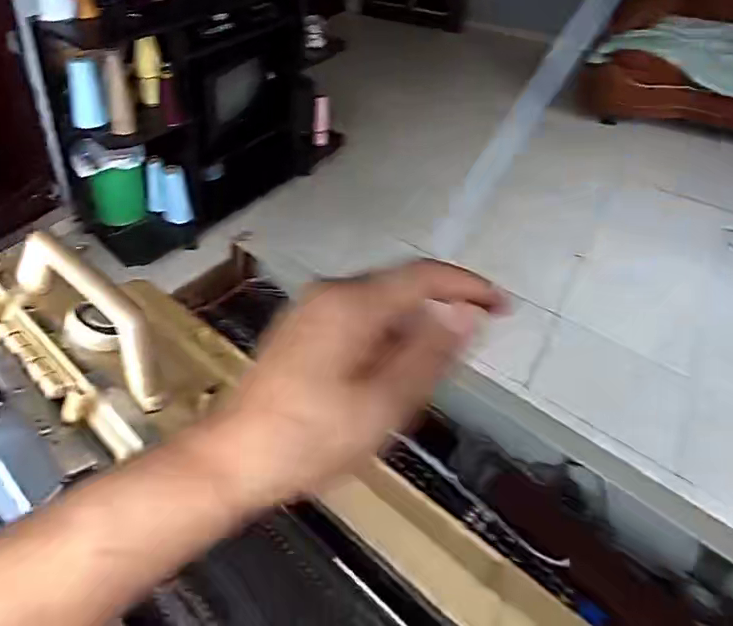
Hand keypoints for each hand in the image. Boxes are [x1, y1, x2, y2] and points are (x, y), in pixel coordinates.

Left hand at [192, 260, 506, 511]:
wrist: (234, 455)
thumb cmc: (308, 437)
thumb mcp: (382, 404)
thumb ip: (428, 354)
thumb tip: (463, 315)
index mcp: (352, 303)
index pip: (422, 276)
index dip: (465, 286)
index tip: (498, 303)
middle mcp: (330, 293)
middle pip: (399, 286)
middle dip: (439, 309)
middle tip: (469, 342)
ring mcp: (311, 307)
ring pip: (378, 302)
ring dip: (411, 325)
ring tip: (426, 372)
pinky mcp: (302, 325)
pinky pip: (357, 315)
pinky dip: (384, 333)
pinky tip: (386, 372)